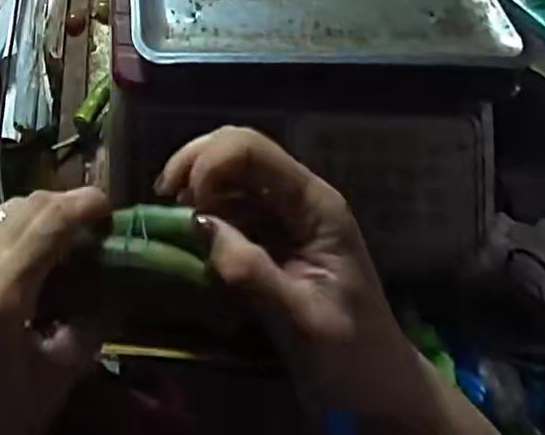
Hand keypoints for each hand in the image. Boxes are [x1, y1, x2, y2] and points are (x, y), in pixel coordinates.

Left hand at [0, 188, 110, 434]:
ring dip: (38, 214)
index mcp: (1, 288)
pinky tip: (30, 254)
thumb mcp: (47, 384)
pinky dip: (14, 229)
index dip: (85, 203)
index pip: (50, 220)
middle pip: (26, 206)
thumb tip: (107, 295)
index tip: (111, 206)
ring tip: (66, 237)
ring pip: (3, 212)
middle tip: (95, 224)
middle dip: (64, 204)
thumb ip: (83, 333)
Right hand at [157, 128, 452, 425]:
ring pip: (228, 166)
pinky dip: (202, 204)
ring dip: (194, 180)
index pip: (252, 150)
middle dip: (194, 161)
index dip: (211, 163)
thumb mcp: (303, 321)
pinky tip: (188, 226)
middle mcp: (298, 195)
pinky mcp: (271, 229)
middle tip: (163, 196)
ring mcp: (284, 210)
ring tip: (170, 211)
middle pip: (236, 146)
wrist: (381, 398)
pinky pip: (229, 198)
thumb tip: (200, 226)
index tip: (185, 202)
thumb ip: (253, 272)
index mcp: (315, 204)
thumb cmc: (352, 360)